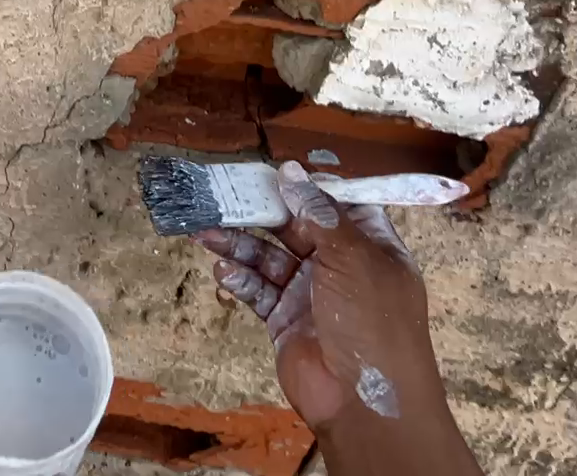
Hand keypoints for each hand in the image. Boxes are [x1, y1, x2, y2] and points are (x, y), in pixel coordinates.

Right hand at [193, 162, 480, 475]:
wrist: (363, 407)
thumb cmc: (371, 324)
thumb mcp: (351, 258)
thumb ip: (318, 212)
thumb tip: (290, 169)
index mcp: (370, 249)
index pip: (340, 205)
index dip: (310, 186)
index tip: (276, 170)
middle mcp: (339, 266)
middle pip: (295, 226)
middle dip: (261, 212)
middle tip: (225, 194)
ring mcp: (309, 293)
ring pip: (268, 256)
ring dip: (238, 243)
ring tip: (205, 232)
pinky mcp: (284, 318)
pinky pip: (257, 289)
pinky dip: (239, 279)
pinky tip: (225, 272)